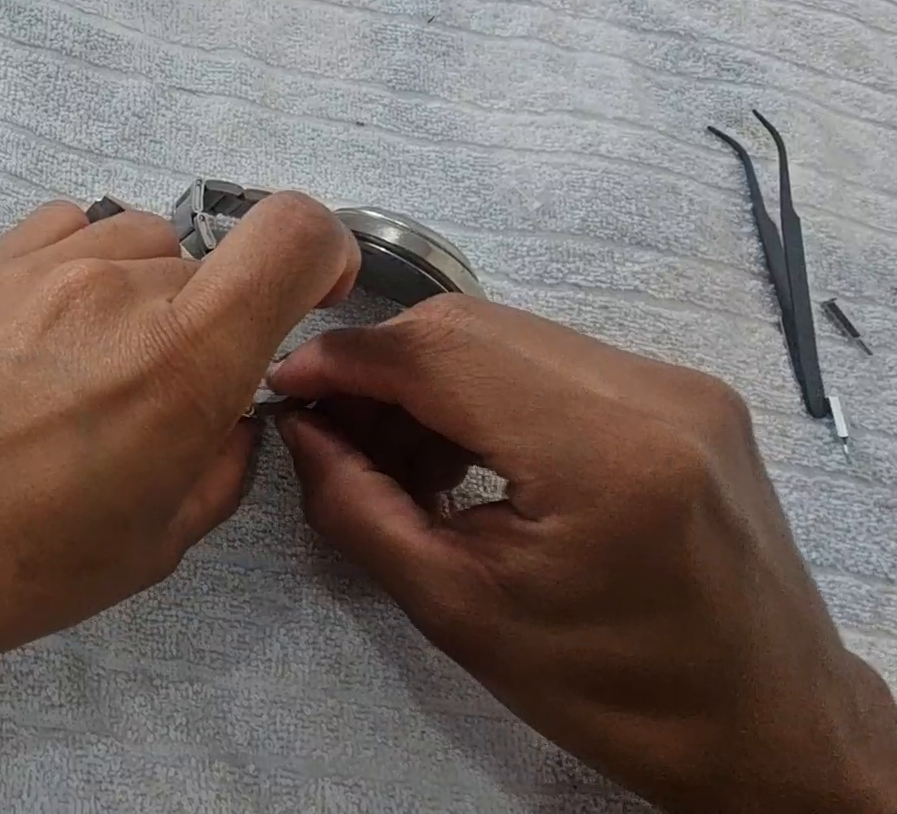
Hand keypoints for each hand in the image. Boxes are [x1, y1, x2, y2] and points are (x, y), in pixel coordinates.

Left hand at [0, 194, 358, 681]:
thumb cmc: (12, 564)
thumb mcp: (157, 542)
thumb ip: (222, 457)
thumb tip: (230, 408)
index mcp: (183, 356)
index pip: (293, 232)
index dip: (321, 254)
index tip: (304, 299)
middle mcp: (119, 286)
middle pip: (208, 258)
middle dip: (208, 315)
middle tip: (157, 386)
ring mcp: (42, 263)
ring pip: (138, 239)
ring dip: (144, 290)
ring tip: (92, 361)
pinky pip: (68, 229)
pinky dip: (84, 265)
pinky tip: (49, 324)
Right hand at [269, 296, 896, 812]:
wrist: (770, 728)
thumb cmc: (604, 687)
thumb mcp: (447, 606)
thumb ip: (351, 502)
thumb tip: (296, 424)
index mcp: (603, 455)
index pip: (433, 353)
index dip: (339, 358)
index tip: (282, 388)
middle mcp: (648, 391)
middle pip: (457, 325)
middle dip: (371, 365)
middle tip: (330, 426)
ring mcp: (669, 381)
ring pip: (487, 332)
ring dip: (412, 376)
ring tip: (388, 449)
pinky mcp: (668, 389)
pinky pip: (526, 353)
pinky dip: (461, 386)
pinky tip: (446, 447)